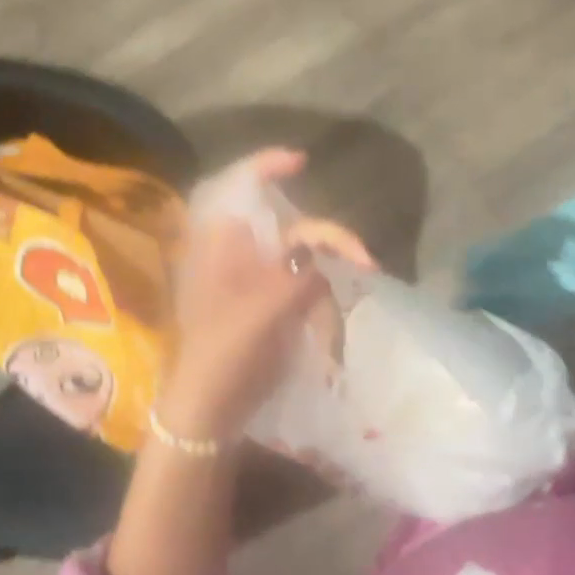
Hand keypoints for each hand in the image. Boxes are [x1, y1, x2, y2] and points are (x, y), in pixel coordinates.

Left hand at [157, 149, 374, 443]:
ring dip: (335, 263)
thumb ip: (297, 277)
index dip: (268, 167)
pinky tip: (345, 301)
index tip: (303, 162)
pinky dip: (328, 288)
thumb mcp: (260, 313)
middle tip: (365, 262)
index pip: (240, 189)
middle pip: (291, 225)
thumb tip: (326, 255)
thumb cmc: (221, 356)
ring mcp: (258, 282)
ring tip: (364, 279)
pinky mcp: (273, 308)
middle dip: (329, 237)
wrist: (209, 412)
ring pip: (305, 256)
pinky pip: (307, 284)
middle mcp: (241, 256)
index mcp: (223, 247)